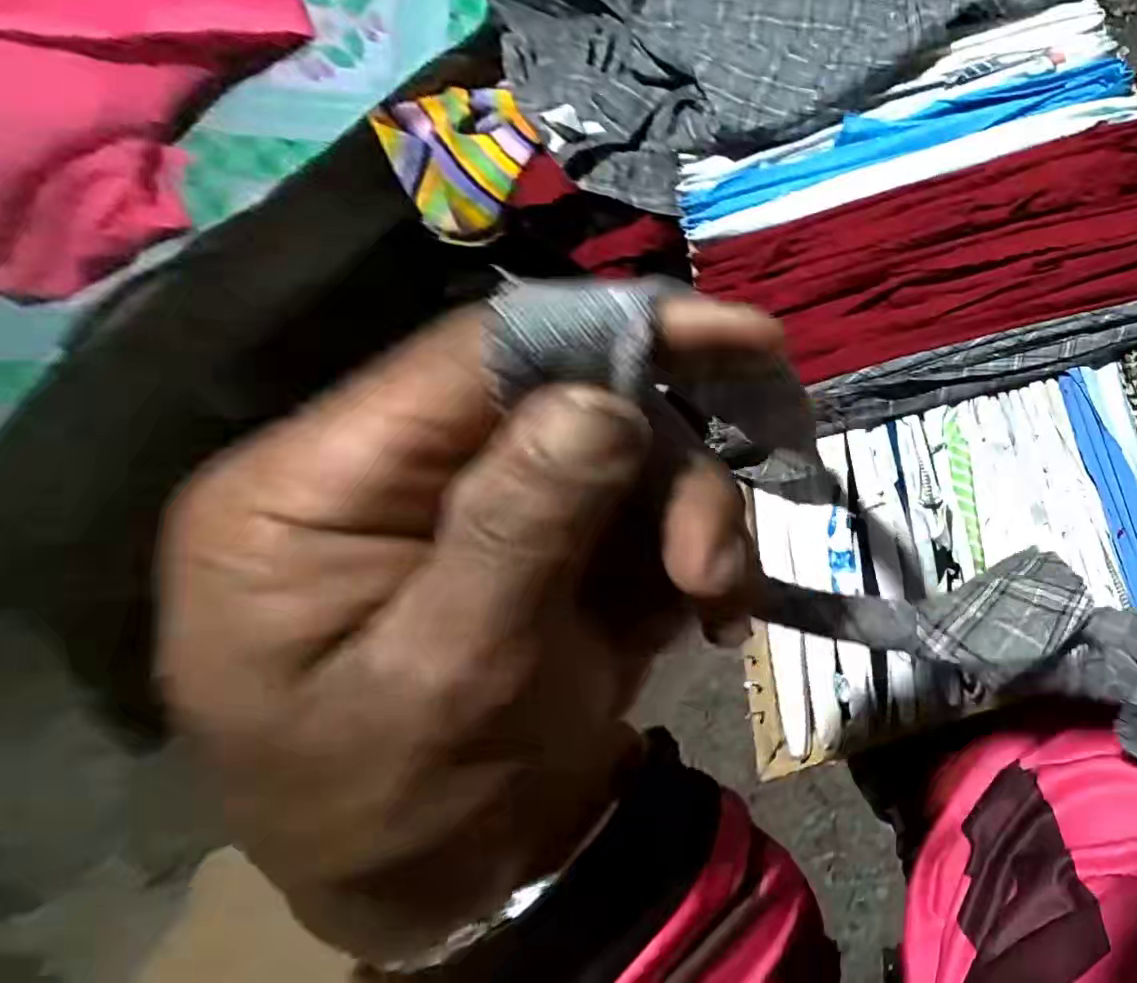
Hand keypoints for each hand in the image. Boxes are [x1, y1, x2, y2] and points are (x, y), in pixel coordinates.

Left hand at [157, 296, 780, 964]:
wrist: (478, 876)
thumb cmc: (411, 798)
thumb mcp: (454, 675)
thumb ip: (519, 529)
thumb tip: (602, 403)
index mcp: (328, 484)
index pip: (479, 355)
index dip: (616, 330)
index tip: (739, 335)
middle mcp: (423, 471)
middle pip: (585, 403)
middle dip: (674, 473)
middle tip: (715, 557)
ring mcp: (515, 501)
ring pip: (646, 459)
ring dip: (701, 525)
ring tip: (714, 601)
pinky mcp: (582, 536)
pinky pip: (666, 510)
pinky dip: (707, 555)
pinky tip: (715, 613)